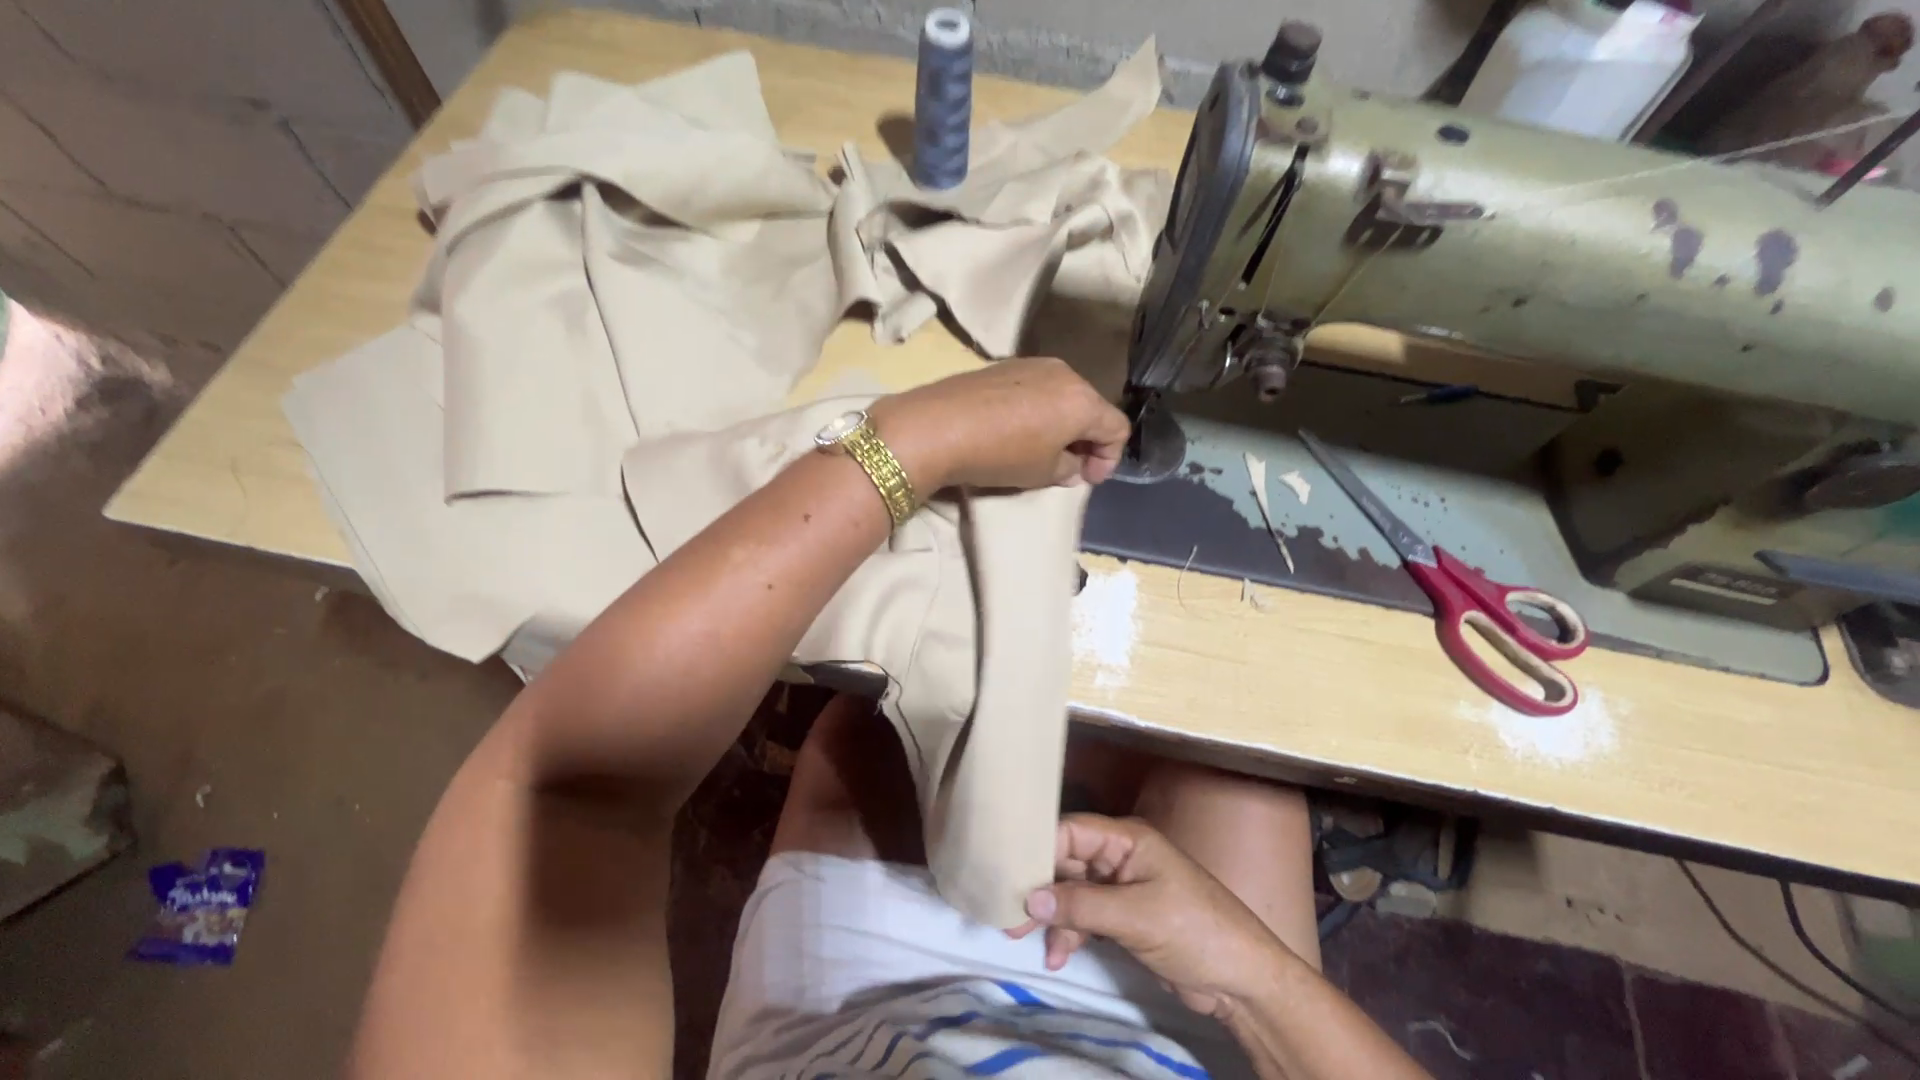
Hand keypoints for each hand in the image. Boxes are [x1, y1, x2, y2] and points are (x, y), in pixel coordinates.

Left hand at [870, 357, 1129, 492]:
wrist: (936, 427)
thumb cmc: (999, 454)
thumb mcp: (1042, 473)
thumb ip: (1069, 468)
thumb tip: (1072, 464)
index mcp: (1082, 400)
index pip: (1117, 428)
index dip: (1109, 459)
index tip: (1087, 479)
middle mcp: (1064, 373)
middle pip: (1091, 408)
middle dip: (1086, 440)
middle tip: (1068, 468)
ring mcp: (1032, 364)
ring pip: (1063, 396)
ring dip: (1061, 425)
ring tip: (1040, 451)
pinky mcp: (1003, 365)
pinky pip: (1036, 389)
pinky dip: (1037, 411)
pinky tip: (1014, 431)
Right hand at [1009, 815, 1295, 1020]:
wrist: (1241, 980)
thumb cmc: (1195, 930)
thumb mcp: (1136, 916)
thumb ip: (1081, 905)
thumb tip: (1030, 898)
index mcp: (1127, 839)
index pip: (1070, 831)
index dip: (1038, 849)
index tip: (1007, 873)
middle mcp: (1120, 857)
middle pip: (1065, 862)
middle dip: (1038, 888)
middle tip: (1009, 915)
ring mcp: (1122, 888)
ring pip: (1071, 893)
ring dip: (1051, 916)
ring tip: (1025, 940)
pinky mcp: (1124, 919)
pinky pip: (1083, 917)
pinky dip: (1068, 934)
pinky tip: (1058, 956)